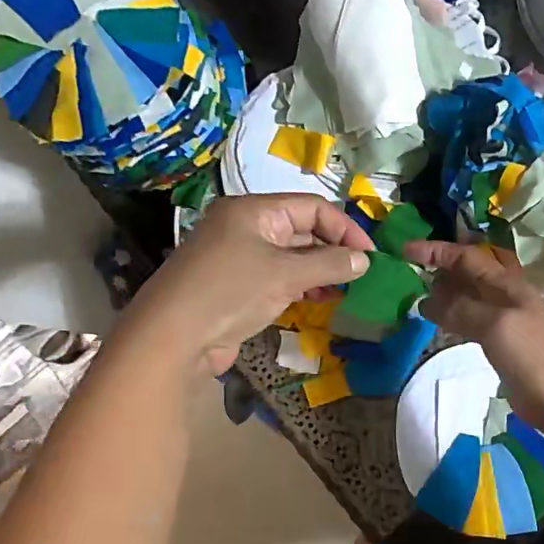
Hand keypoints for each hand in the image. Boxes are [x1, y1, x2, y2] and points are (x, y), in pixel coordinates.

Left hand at [123, 194, 373, 374]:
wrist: (174, 336)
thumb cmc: (230, 292)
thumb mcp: (284, 274)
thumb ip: (328, 264)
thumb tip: (363, 261)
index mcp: (252, 210)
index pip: (310, 207)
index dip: (344, 228)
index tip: (368, 255)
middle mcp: (243, 228)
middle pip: (299, 230)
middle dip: (332, 250)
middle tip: (361, 275)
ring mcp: (237, 258)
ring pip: (288, 257)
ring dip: (318, 271)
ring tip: (345, 289)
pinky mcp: (234, 288)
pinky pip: (274, 279)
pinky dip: (298, 286)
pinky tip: (319, 300)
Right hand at [402, 240, 543, 438]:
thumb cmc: (532, 356)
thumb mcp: (495, 325)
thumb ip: (461, 309)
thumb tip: (426, 302)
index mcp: (508, 284)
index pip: (467, 257)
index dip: (437, 250)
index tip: (406, 250)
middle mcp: (504, 296)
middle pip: (468, 273)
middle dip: (440, 267)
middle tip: (410, 271)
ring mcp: (501, 319)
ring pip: (466, 296)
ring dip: (443, 293)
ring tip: (416, 294)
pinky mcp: (497, 341)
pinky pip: (467, 319)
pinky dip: (449, 316)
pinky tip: (434, 321)